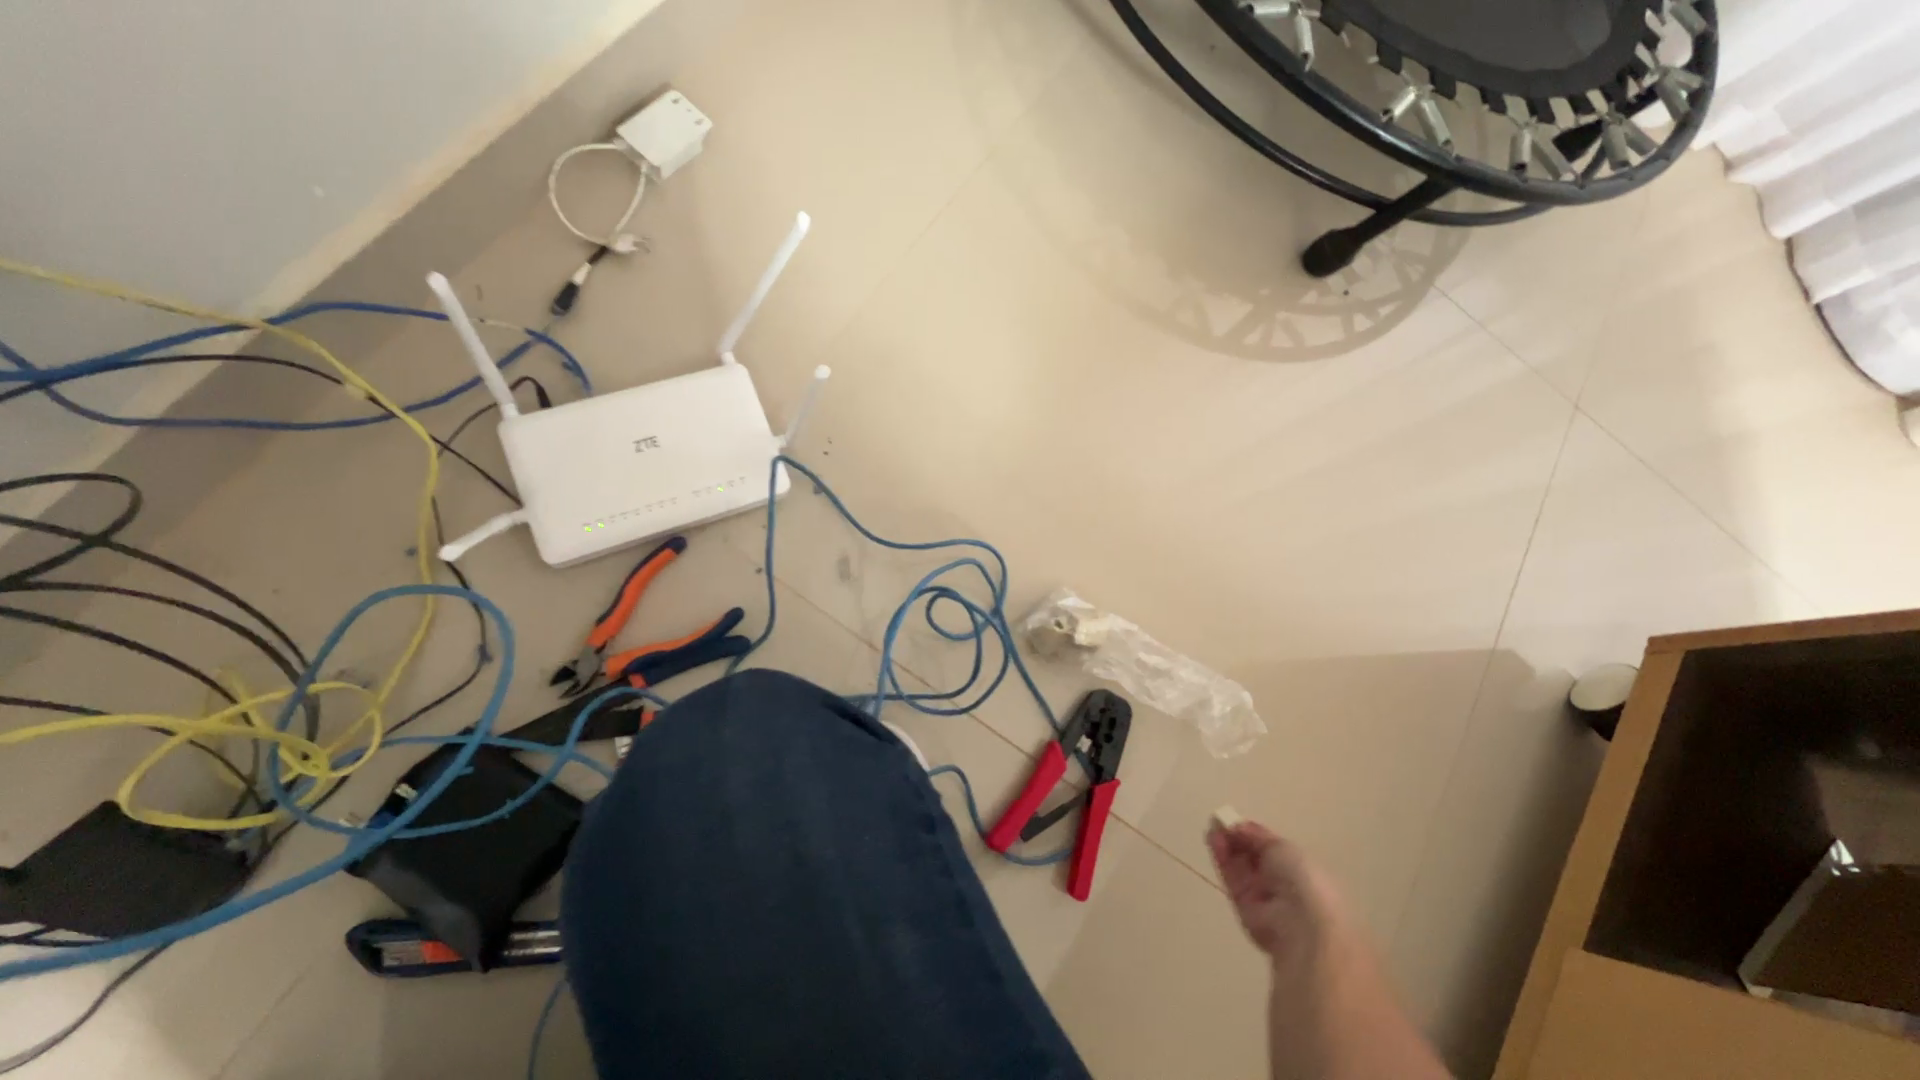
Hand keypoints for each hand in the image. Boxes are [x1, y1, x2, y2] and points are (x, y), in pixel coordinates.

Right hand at [1206, 819, 1338, 968]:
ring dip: (1226, 846)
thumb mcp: (1282, 847)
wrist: (1301, 923)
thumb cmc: (1302, 878)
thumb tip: (1237, 826)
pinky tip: (1213, 840)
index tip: (1235, 821)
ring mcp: (1260, 894)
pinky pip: (1231, 878)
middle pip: (1252, 856)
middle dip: (1236, 839)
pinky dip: (1221, 859)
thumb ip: (1256, 836)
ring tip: (1212, 827)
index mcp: (1298, 866)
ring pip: (1239, 866)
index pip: (1271, 847)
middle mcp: (1279, 881)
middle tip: (1219, 822)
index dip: (1253, 834)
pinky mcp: (1242, 905)